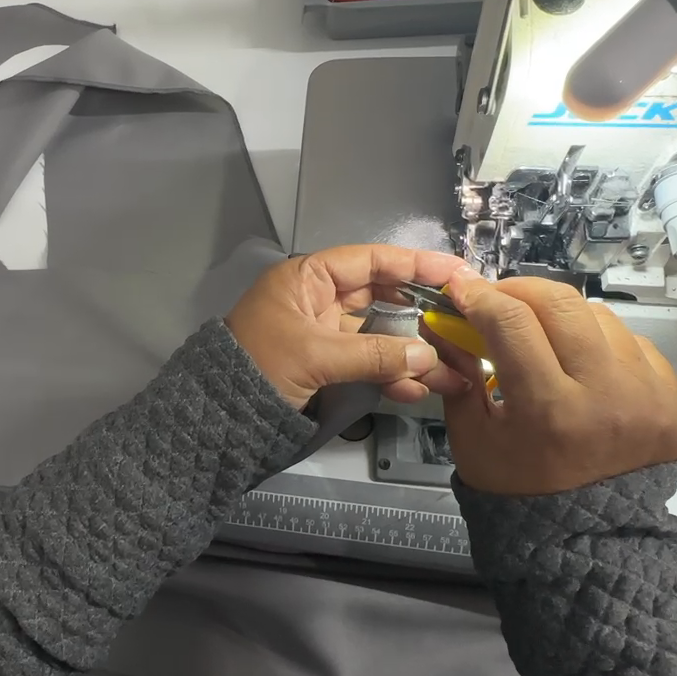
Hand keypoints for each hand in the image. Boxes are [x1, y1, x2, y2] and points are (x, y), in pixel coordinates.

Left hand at [226, 245, 477, 409]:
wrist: (215, 414)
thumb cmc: (259, 366)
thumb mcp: (315, 356)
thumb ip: (374, 354)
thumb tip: (427, 356)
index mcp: (306, 279)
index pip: (368, 261)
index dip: (413, 264)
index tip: (454, 271)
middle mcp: (316, 299)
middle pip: (378, 297)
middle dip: (419, 314)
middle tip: (461, 321)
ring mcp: (320, 332)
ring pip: (375, 334)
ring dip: (410, 353)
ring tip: (451, 371)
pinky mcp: (322, 363)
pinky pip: (363, 362)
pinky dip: (388, 375)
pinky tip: (417, 390)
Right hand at [432, 274, 676, 495]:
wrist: (584, 535)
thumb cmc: (515, 485)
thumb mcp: (470, 433)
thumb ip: (458, 370)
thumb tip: (442, 319)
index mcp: (549, 409)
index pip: (512, 322)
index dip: (480, 296)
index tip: (460, 288)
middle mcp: (607, 395)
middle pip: (561, 304)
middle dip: (519, 289)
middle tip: (496, 297)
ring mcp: (648, 395)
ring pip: (598, 316)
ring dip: (558, 312)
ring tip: (536, 328)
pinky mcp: (671, 399)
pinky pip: (631, 342)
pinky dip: (596, 339)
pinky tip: (577, 356)